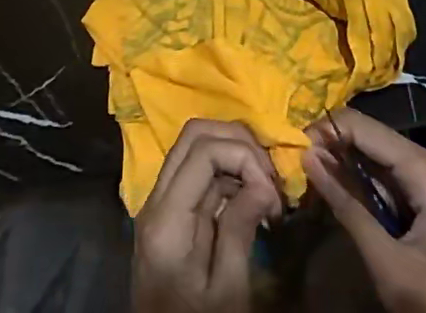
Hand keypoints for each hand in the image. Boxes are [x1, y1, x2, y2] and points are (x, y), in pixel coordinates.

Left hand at [133, 118, 284, 312]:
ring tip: (264, 186)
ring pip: (195, 145)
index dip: (242, 156)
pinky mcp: (171, 211)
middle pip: (194, 134)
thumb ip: (240, 230)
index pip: (202, 150)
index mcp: (166, 219)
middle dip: (238, 142)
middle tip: (269, 177)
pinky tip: (251, 195)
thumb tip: (263, 183)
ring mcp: (160, 203)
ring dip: (235, 152)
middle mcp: (155, 200)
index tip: (270, 191)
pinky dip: (228, 170)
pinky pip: (198, 169)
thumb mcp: (226, 292)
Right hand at [303, 109, 425, 312]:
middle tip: (290, 154)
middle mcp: (424, 162)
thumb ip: (347, 208)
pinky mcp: (422, 201)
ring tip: (302, 164)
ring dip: (339, 160)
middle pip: (368, 136)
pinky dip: (355, 180)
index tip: (288, 141)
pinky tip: (330, 184)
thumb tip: (308, 158)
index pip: (363, 127)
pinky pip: (383, 178)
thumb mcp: (388, 262)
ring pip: (373, 156)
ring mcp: (425, 181)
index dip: (325, 129)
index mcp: (422, 167)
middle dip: (330, 142)